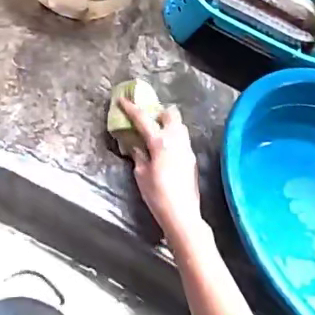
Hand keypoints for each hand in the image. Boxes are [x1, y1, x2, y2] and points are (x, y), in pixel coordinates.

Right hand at [118, 98, 206, 247]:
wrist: (182, 214)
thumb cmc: (157, 195)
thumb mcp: (141, 174)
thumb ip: (138, 155)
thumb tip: (135, 145)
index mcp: (160, 142)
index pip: (143, 118)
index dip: (130, 108)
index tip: (122, 99)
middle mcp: (176, 139)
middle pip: (171, 113)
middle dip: (159, 112)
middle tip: (147, 120)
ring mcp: (187, 148)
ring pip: (179, 125)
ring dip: (168, 124)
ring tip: (156, 135)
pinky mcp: (192, 158)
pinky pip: (183, 139)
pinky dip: (173, 137)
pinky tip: (165, 151)